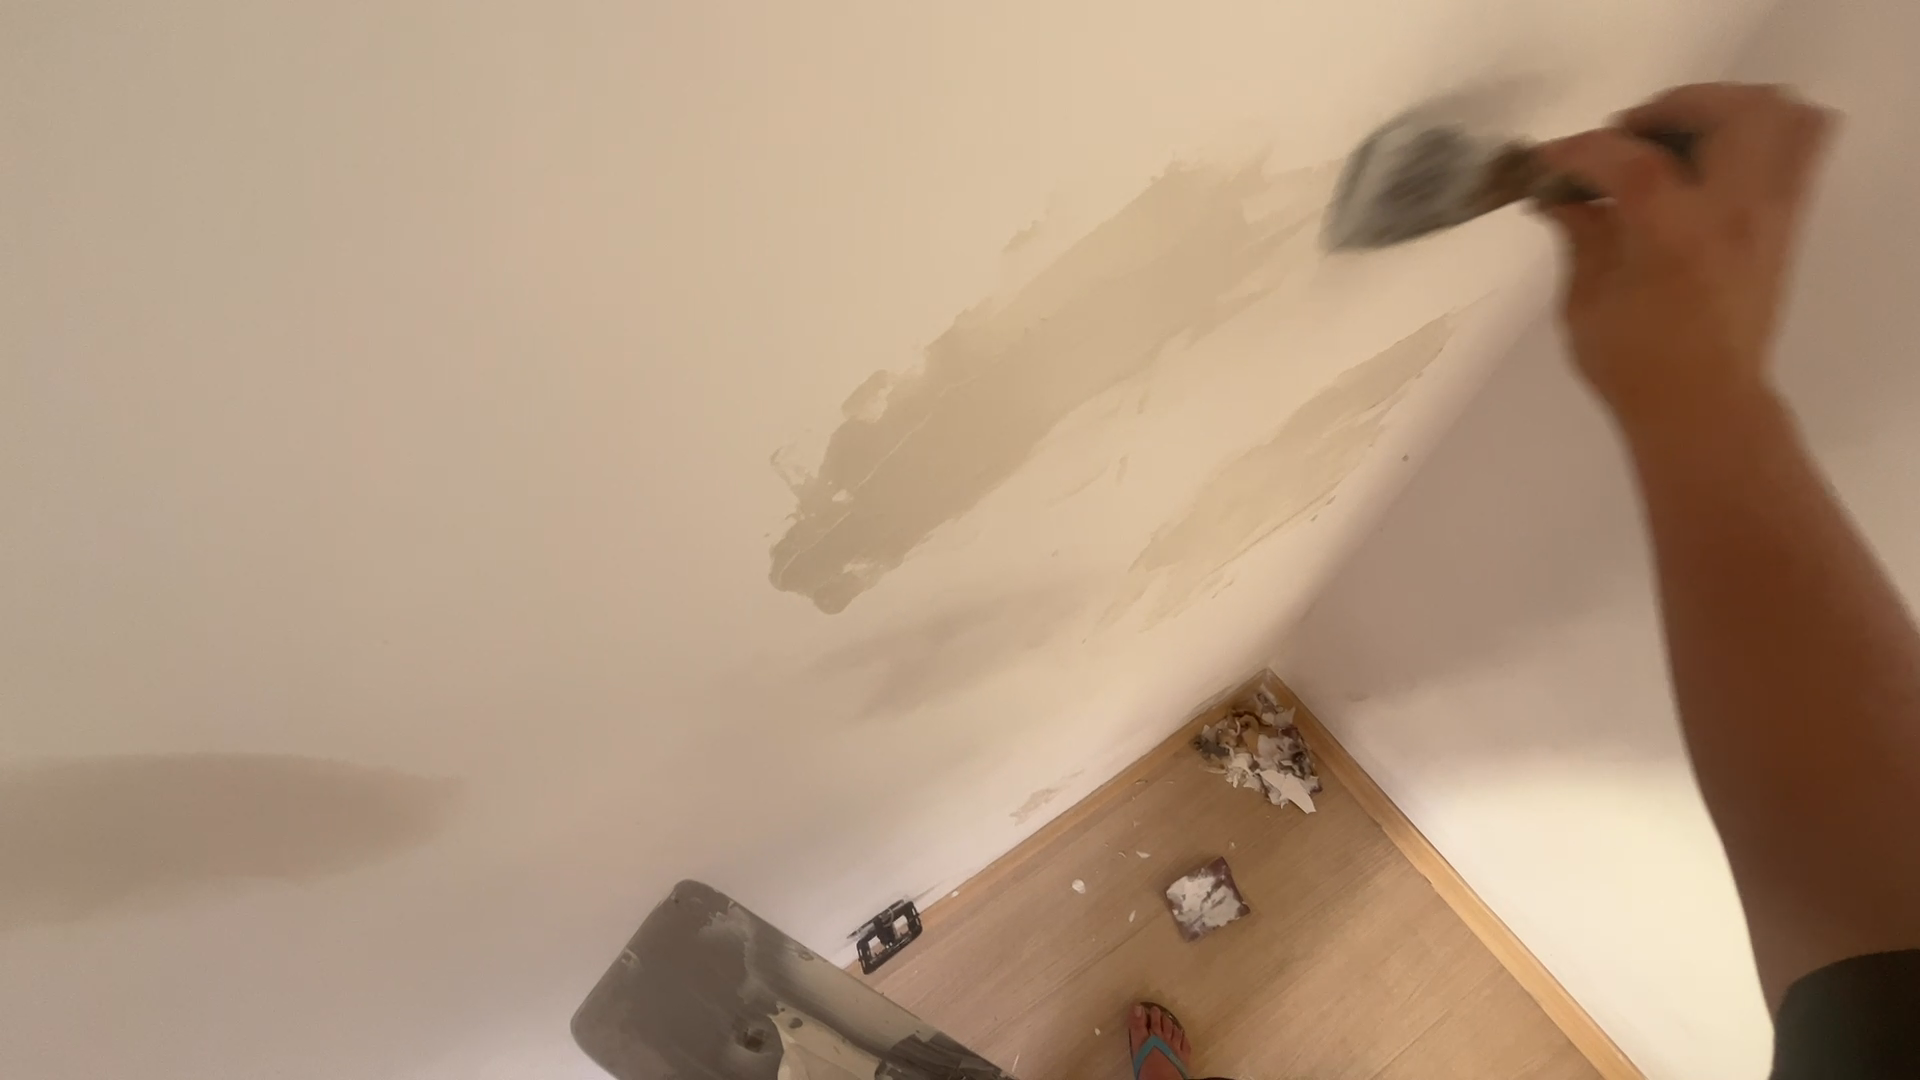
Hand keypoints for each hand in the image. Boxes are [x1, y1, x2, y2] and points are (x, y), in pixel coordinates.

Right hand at [1536, 84, 1835, 431]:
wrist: (1700, 399)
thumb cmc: (1630, 363)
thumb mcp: (1584, 303)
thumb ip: (1583, 236)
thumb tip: (1560, 196)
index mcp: (1675, 241)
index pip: (1633, 164)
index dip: (1582, 150)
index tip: (1544, 159)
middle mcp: (1738, 212)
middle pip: (1729, 113)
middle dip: (1663, 111)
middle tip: (1617, 139)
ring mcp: (1774, 209)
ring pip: (1777, 113)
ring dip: (1717, 109)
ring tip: (1664, 138)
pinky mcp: (1788, 215)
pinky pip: (1796, 138)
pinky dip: (1752, 127)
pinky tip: (1702, 158)